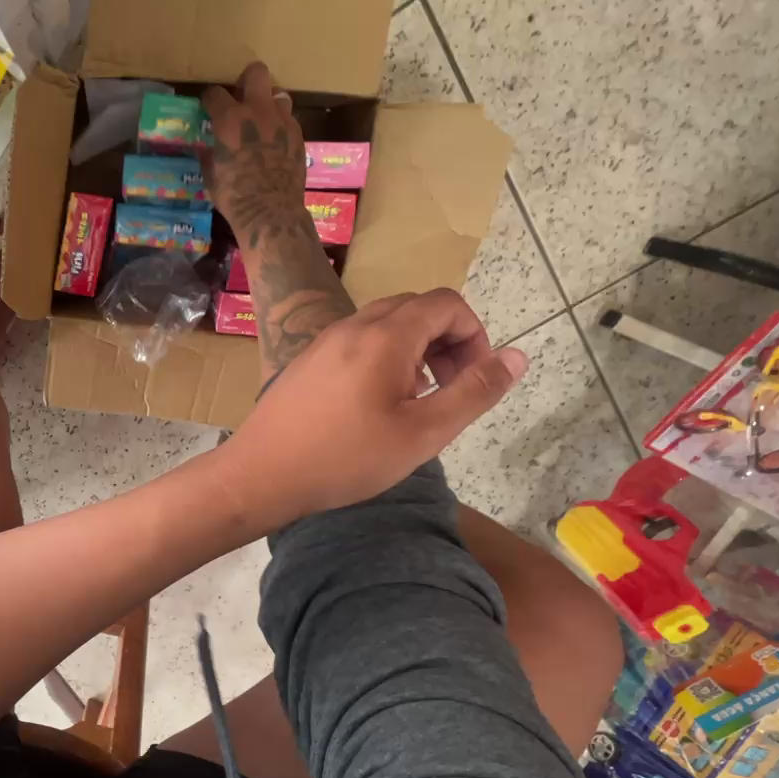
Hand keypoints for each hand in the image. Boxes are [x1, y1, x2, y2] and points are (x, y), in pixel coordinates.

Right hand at [198, 62, 310, 249]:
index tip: (208, 106)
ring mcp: (282, 120)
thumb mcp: (211, 176)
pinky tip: (274, 143)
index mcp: (230, 119)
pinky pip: (288, 120)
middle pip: (256, 73)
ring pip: (278, 95)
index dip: (209, 99)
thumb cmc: (233, 195)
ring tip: (262, 122)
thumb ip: (210, 155)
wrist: (270, 211)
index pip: (215, 93)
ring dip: (268, 104)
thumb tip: (208, 149)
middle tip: (241, 97)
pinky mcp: (298, 134)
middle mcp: (258, 110)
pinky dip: (279, 126)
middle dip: (246, 80)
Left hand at [213, 289, 526, 528]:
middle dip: (445, 339)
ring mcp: (321, 344)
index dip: (474, 333)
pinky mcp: (303, 365)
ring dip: (413, 350)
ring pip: (381, 325)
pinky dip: (379, 359)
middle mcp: (350, 327)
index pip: (445, 303)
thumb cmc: (345, 458)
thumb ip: (474, 391)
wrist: (260, 475)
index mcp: (383, 336)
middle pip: (413, 308)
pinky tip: (373, 406)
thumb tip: (518, 355)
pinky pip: (353, 344)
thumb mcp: (424, 432)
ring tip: (414, 400)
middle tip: (449, 388)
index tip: (473, 378)